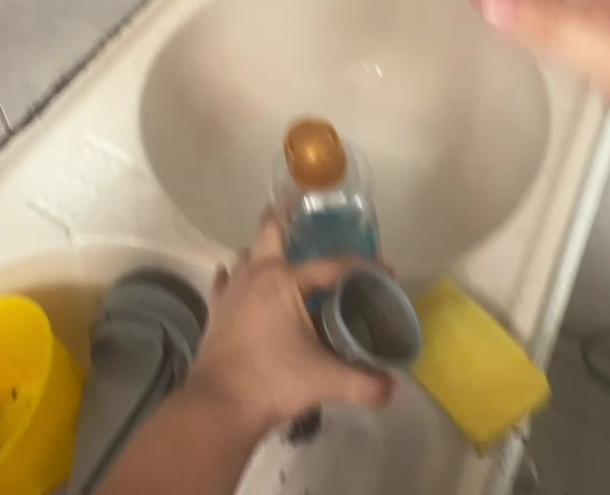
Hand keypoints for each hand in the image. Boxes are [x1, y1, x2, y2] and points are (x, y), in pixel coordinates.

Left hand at [186, 215, 396, 435]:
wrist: (220, 404)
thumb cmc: (273, 381)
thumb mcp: (325, 380)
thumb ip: (364, 382)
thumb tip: (393, 389)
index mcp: (284, 281)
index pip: (331, 266)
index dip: (361, 266)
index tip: (384, 269)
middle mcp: (256, 273)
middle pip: (270, 230)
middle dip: (285, 214)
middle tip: (300, 204)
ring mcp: (232, 289)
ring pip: (247, 255)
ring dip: (262, 252)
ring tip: (281, 257)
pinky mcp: (216, 308)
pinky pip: (224, 280)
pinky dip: (232, 276)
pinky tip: (236, 279)